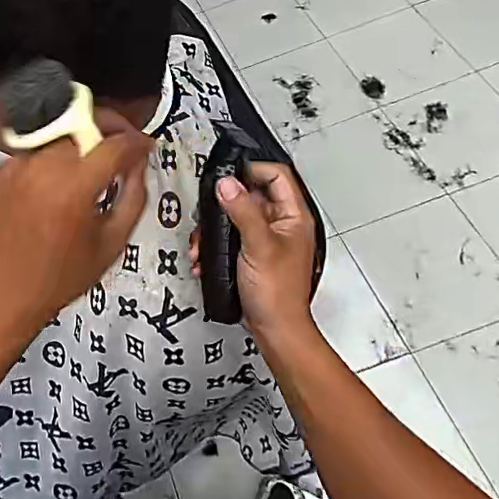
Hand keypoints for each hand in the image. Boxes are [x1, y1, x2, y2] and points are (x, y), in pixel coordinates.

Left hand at [0, 112, 150, 346]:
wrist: (6, 295)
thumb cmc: (57, 277)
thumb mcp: (113, 241)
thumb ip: (134, 195)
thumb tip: (138, 164)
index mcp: (73, 188)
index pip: (115, 143)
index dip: (137, 142)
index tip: (145, 146)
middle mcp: (41, 170)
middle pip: (86, 125)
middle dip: (111, 130)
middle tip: (124, 144)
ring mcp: (16, 168)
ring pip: (60, 133)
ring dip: (82, 141)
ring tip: (93, 165)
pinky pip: (36, 151)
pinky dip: (53, 159)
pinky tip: (60, 183)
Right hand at [207, 162, 317, 337]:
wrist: (275, 329)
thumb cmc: (278, 294)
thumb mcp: (258, 245)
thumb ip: (243, 211)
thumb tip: (228, 184)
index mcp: (294, 216)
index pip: (277, 175)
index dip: (253, 169)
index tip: (230, 174)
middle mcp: (283, 224)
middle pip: (253, 194)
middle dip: (227, 201)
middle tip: (211, 207)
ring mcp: (268, 239)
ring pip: (238, 215)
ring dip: (217, 225)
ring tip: (205, 238)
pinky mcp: (254, 253)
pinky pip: (233, 236)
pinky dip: (217, 242)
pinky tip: (206, 255)